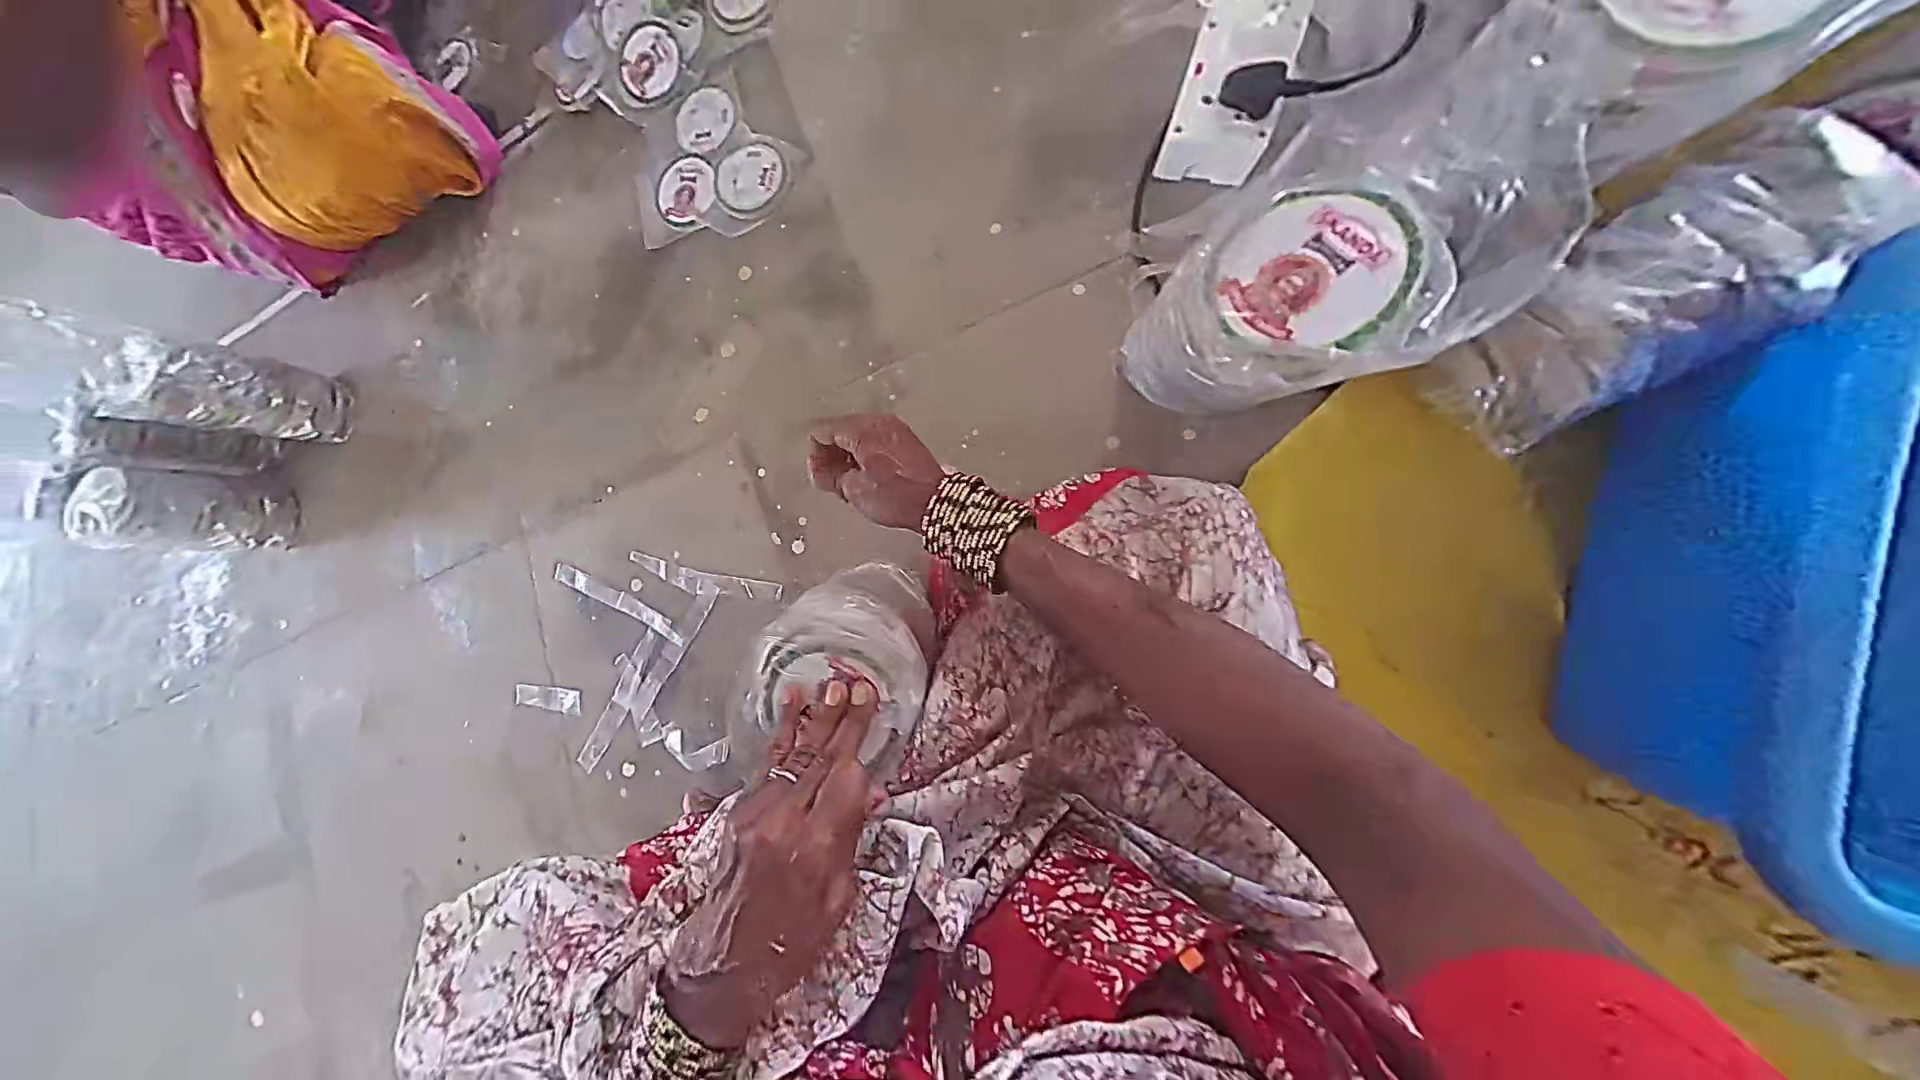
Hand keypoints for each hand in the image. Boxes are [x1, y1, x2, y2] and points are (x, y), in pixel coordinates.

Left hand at [662, 679, 881, 1048]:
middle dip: (844, 720)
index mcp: (814, 850)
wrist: (720, 970)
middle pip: (821, 760)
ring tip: (830, 685)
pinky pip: (770, 766)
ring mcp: (756, 816)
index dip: (859, 750)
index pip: (844, 783)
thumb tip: (870, 793)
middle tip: (859, 684)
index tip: (872, 718)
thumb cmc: (791, 945)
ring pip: (794, 756)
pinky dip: (784, 734)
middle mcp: (783, 824)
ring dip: (815, 718)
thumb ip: (852, 842)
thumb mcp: (837, 903)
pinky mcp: (739, 814)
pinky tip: (792, 706)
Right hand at [808, 414, 943, 530]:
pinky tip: (867, 474)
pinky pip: (875, 439)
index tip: (819, 473)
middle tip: (831, 479)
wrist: (935, 502)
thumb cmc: (900, 496)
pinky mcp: (905, 438)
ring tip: (850, 480)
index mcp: (862, 430)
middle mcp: (879, 422)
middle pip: (840, 429)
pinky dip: (865, 453)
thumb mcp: (854, 490)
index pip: (823, 430)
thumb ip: (830, 476)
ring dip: (848, 454)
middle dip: (831, 453)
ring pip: (858, 434)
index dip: (815, 454)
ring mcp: (894, 428)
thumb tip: (822, 473)